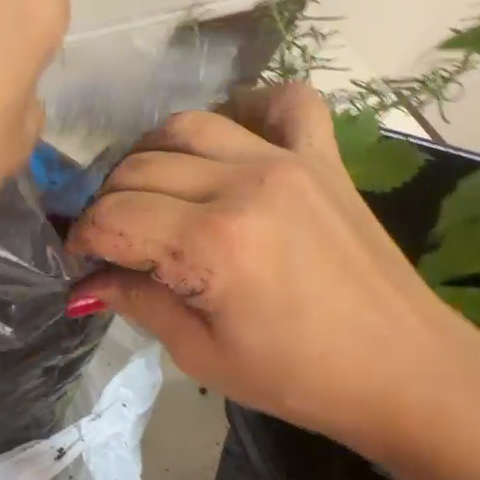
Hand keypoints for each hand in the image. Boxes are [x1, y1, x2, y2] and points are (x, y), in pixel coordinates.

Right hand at [65, 83, 479, 447]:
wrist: (399, 368)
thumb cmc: (292, 377)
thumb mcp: (198, 352)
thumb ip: (139, 302)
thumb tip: (86, 283)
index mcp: (211, 244)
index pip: (114, 217)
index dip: (83, 240)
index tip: (81, 264)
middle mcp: (245, 185)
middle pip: (140, 168)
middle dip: (107, 205)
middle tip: (110, 243)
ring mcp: (289, 161)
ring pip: (189, 126)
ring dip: (151, 157)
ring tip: (149, 198)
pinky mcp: (325, 157)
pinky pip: (281, 101)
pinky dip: (244, 110)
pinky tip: (226, 142)